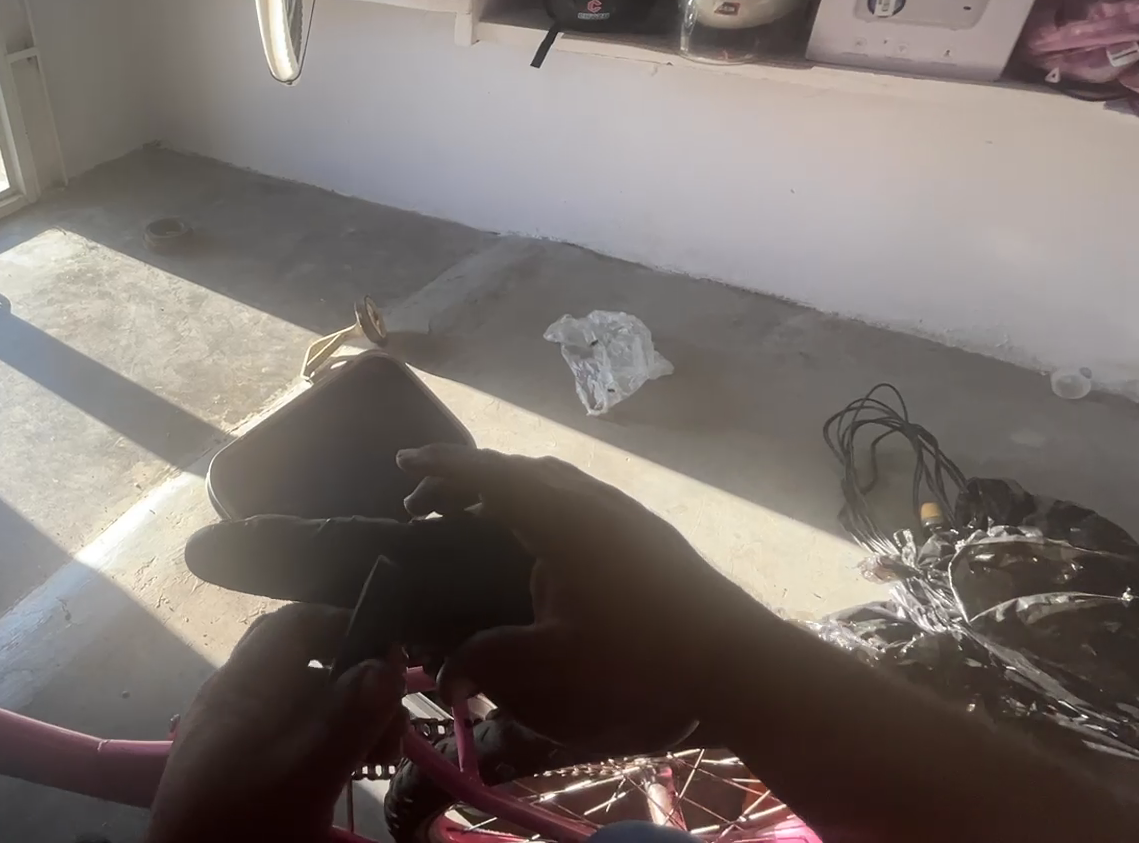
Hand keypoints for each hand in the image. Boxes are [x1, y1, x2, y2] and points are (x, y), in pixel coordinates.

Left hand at [146, 603, 405, 842]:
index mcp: (245, 679)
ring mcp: (223, 727)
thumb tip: (387, 664)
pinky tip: (335, 770)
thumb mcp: (309, 773)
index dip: (345, 627)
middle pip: (299, 659)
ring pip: (292, 698)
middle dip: (350, 680)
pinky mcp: (223, 763)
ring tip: (373, 753)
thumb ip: (350, 716)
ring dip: (338, 714)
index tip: (387, 659)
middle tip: (386, 720)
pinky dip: (315, 739)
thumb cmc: (246, 821)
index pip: (298, 621)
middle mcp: (231, 691)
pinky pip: (278, 730)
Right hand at [398, 444, 778, 754]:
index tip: (404, 461)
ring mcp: (614, 504)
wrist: (734, 655)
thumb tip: (445, 677)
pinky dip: (532, 494)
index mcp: (559, 518)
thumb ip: (492, 662)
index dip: (441, 465)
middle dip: (461, 477)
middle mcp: (584, 497)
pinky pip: (566, 488)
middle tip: (425, 501)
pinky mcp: (634, 519)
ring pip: (542, 475)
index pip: (487, 475)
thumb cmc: (642, 656)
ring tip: (472, 511)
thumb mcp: (558, 663)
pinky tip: (534, 531)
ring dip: (499, 483)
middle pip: (510, 469)